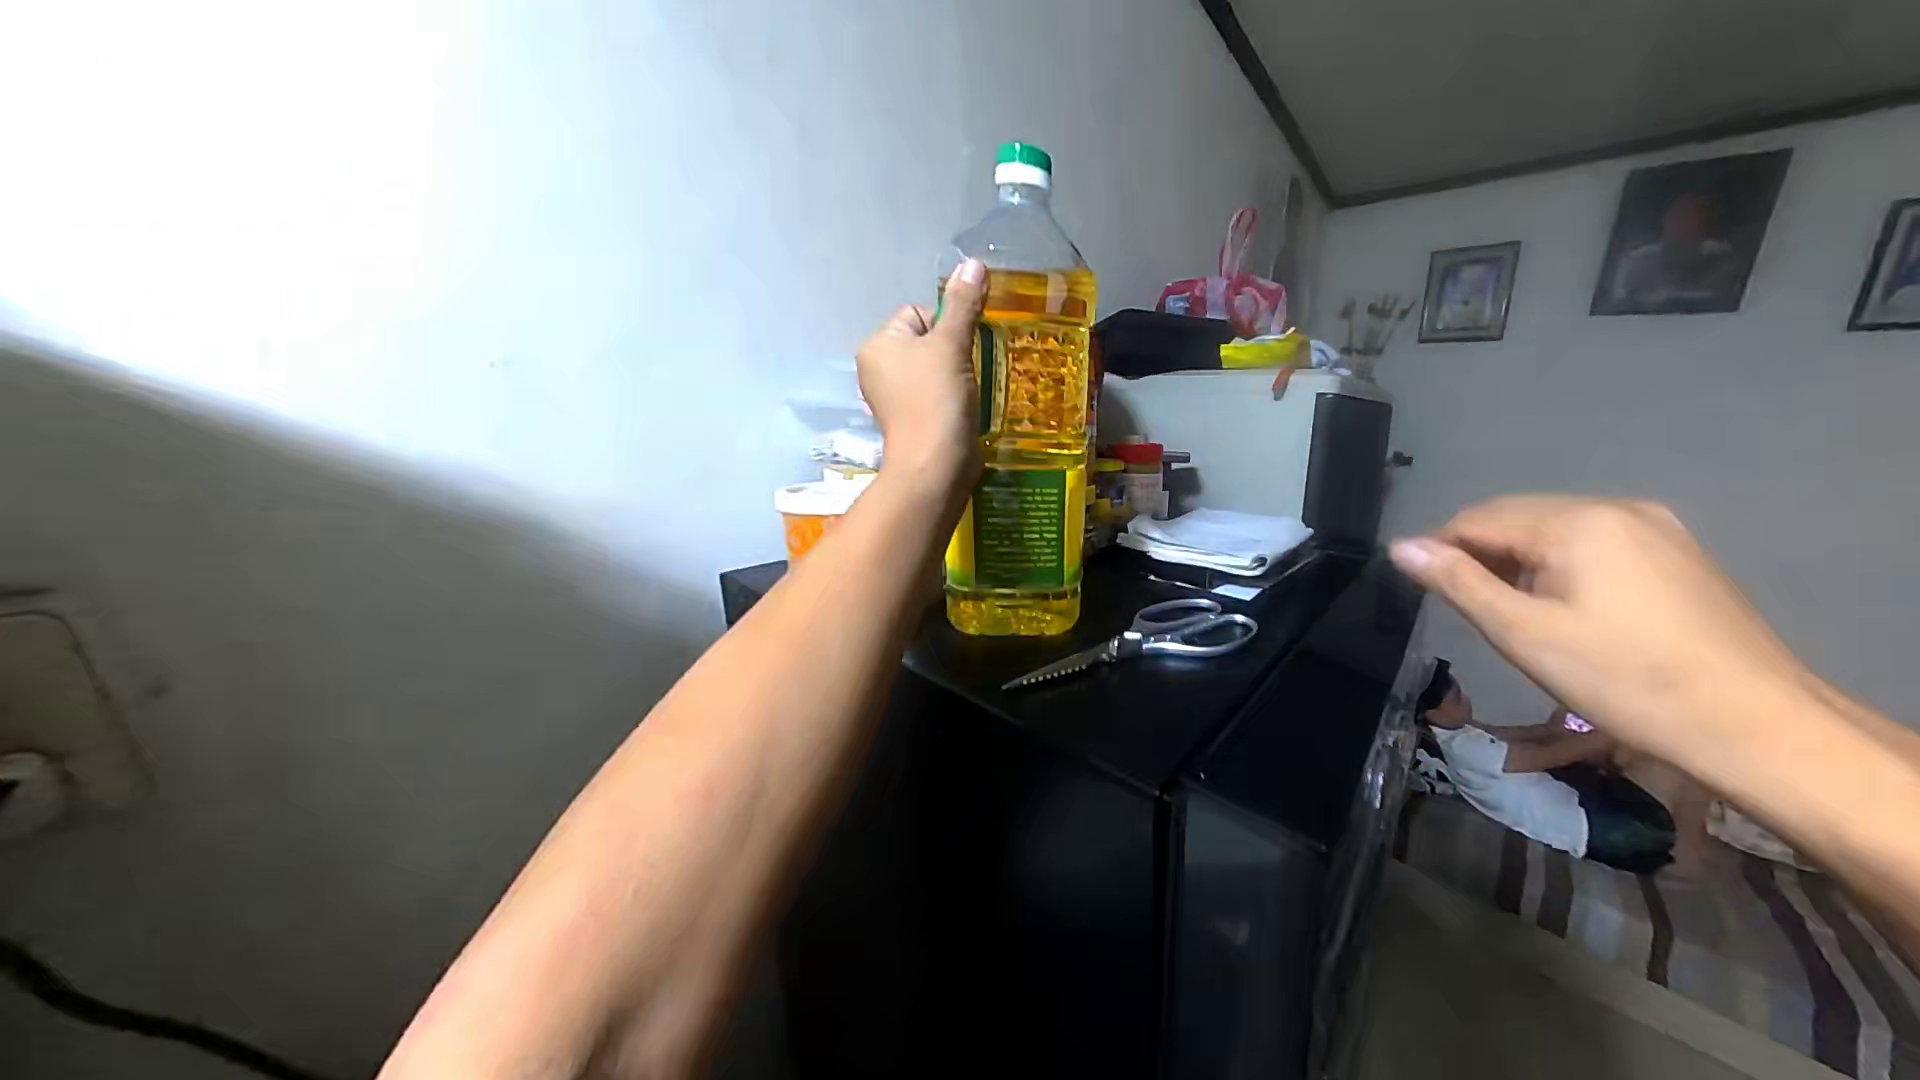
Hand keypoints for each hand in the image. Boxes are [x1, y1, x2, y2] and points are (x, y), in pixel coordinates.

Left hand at [856, 258, 986, 495]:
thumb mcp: (951, 345)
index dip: (946, 326)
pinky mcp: (912, 421)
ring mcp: (894, 398)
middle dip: (953, 352)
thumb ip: (963, 304)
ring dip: (956, 375)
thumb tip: (972, 263)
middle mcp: (878, 369)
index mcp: (877, 346)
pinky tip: (961, 409)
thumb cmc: (936, 400)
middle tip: (963, 373)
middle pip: (928, 340)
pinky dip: (952, 398)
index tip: (957, 351)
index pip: (918, 313)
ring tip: (964, 392)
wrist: (935, 466)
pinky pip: (936, 395)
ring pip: (936, 369)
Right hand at [1389, 496, 1810, 762]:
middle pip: (1514, 517)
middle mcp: (1617, 508)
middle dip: (1478, 554)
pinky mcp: (1676, 552)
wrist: (1758, 727)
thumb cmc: (1622, 679)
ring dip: (1516, 559)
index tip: (1425, 592)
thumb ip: (1456, 581)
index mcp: (1577, 522)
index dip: (1438, 550)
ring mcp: (1655, 527)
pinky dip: (1557, 564)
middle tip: (1468, 608)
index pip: (1476, 518)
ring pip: (1551, 528)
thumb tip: (1399, 546)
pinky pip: (1590, 542)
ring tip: (1511, 610)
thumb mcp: (1520, 632)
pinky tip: (1560, 604)